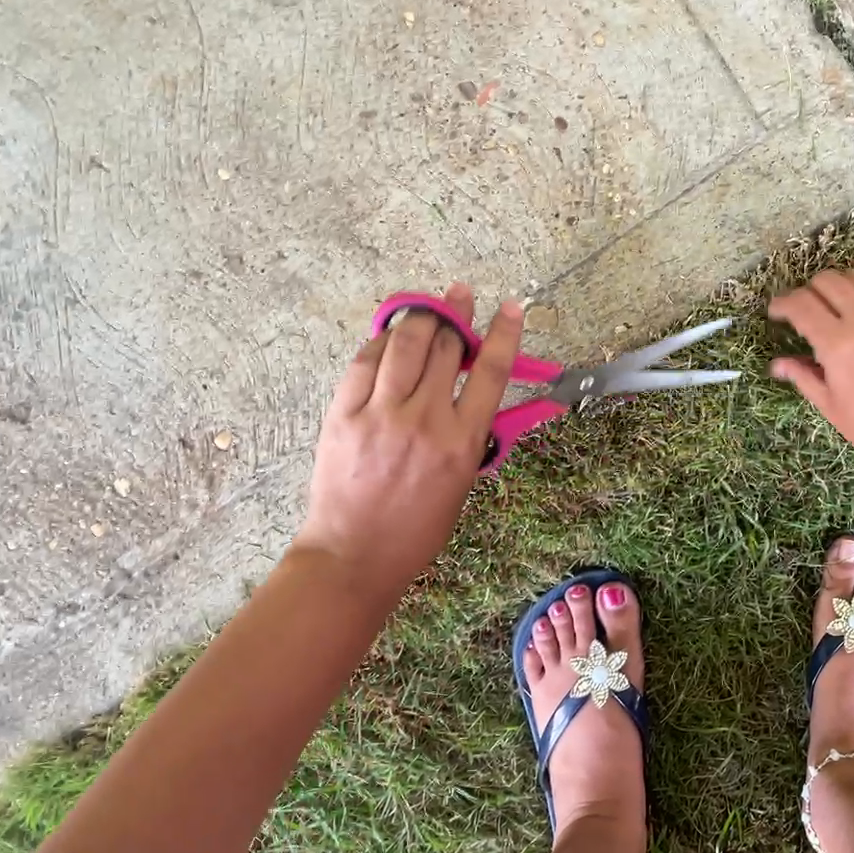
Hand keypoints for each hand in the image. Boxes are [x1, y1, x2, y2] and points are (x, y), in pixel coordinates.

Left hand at [292, 283, 524, 595]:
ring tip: (427, 307)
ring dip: (420, 319)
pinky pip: (365, 363)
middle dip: (455, 315)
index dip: (504, 333)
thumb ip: (467, 433)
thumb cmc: (418, 527)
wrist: (356, 553)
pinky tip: (389, 338)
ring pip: (405, 345)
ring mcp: (380, 414)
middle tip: (458, 298)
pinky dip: (380, 344)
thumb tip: (468, 393)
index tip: (510, 307)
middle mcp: (425, 420)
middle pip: (445, 348)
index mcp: (462, 441)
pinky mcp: (343, 414)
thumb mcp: (462, 481)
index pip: (491, 371)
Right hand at [768, 268, 853, 461]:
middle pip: (827, 281)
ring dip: (840, 285)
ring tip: (836, 304)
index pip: (800, 305)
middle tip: (805, 308)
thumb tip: (777, 363)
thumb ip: (802, 376)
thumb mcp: (830, 406)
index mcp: (837, 345)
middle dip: (808, 290)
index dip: (782, 303)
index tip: (776, 311)